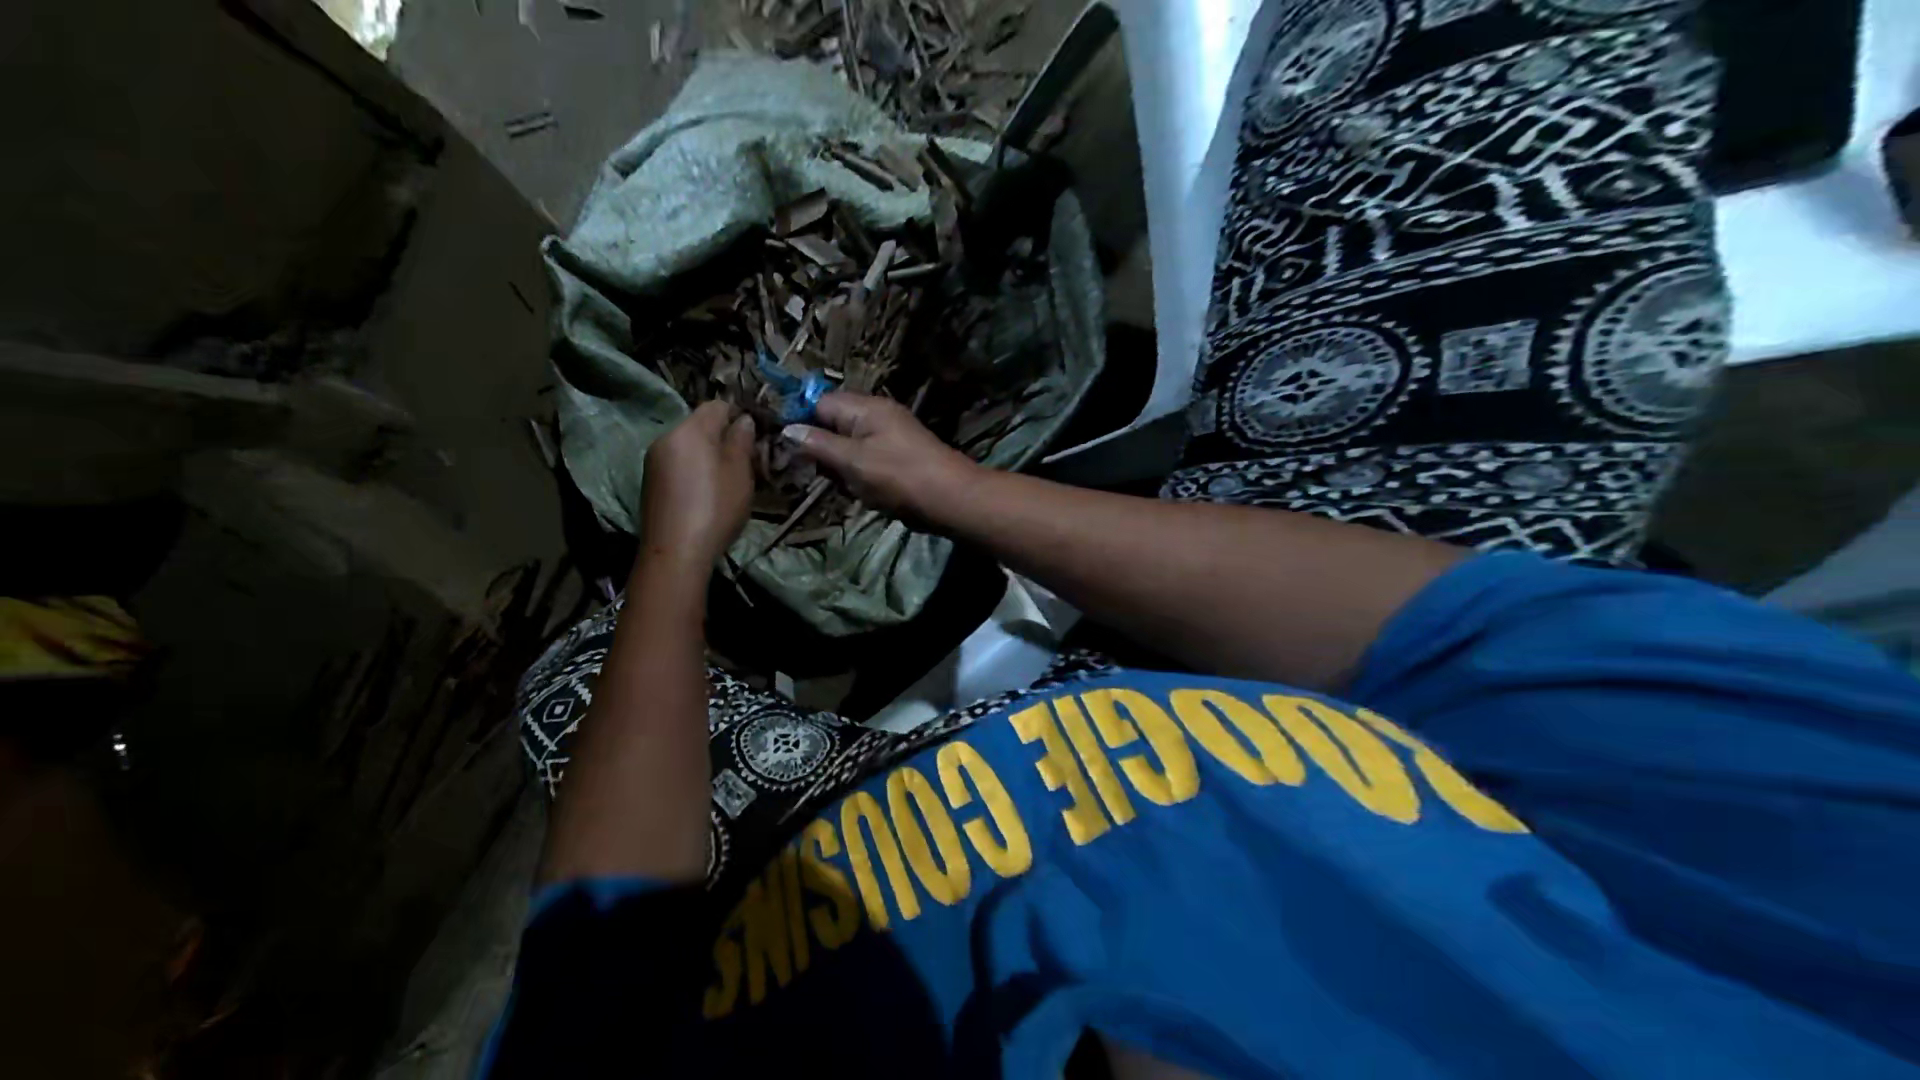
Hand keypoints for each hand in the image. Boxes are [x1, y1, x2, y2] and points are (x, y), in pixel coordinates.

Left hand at [641, 401, 756, 567]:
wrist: (675, 553)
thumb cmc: (715, 508)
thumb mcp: (739, 473)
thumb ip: (741, 441)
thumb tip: (743, 420)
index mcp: (690, 430)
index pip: (717, 405)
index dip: (739, 415)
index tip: (756, 436)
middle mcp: (666, 438)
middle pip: (700, 425)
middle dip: (723, 437)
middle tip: (747, 461)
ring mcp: (654, 461)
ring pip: (689, 446)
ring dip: (709, 455)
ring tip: (728, 480)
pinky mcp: (651, 483)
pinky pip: (678, 464)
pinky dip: (695, 470)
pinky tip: (706, 494)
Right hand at [782, 392, 979, 525]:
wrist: (950, 499)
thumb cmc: (899, 476)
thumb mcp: (852, 461)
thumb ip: (818, 445)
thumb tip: (788, 430)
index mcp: (865, 407)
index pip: (820, 403)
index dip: (801, 422)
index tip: (787, 448)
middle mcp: (877, 416)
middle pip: (833, 425)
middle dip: (822, 450)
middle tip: (818, 474)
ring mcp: (889, 437)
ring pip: (848, 448)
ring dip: (841, 469)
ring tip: (846, 485)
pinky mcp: (897, 459)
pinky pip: (866, 462)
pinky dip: (860, 478)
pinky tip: (864, 493)